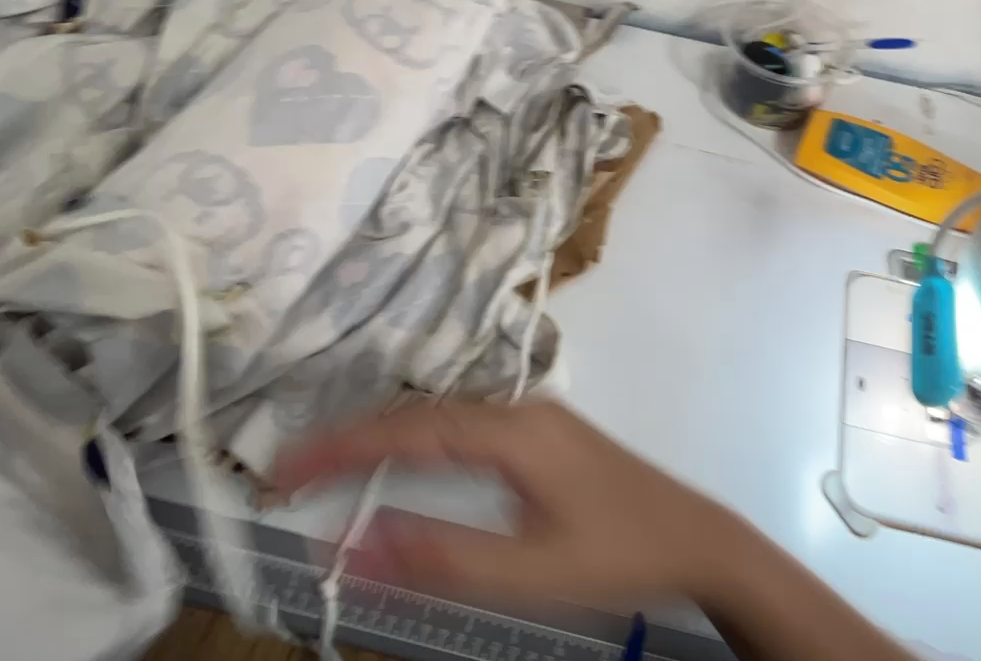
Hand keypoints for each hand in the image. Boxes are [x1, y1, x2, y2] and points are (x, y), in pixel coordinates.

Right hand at [273, 402, 747, 607]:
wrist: (698, 540)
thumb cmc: (619, 555)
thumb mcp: (528, 570)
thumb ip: (441, 558)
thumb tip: (350, 549)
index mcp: (515, 432)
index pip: (410, 429)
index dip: (341, 448)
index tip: (281, 471)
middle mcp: (523, 410)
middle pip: (425, 414)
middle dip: (356, 440)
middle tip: (294, 474)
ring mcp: (539, 418)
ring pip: (447, 417)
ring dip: (390, 439)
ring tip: (334, 469)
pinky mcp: (548, 436)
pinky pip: (470, 428)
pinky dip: (425, 444)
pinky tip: (412, 466)